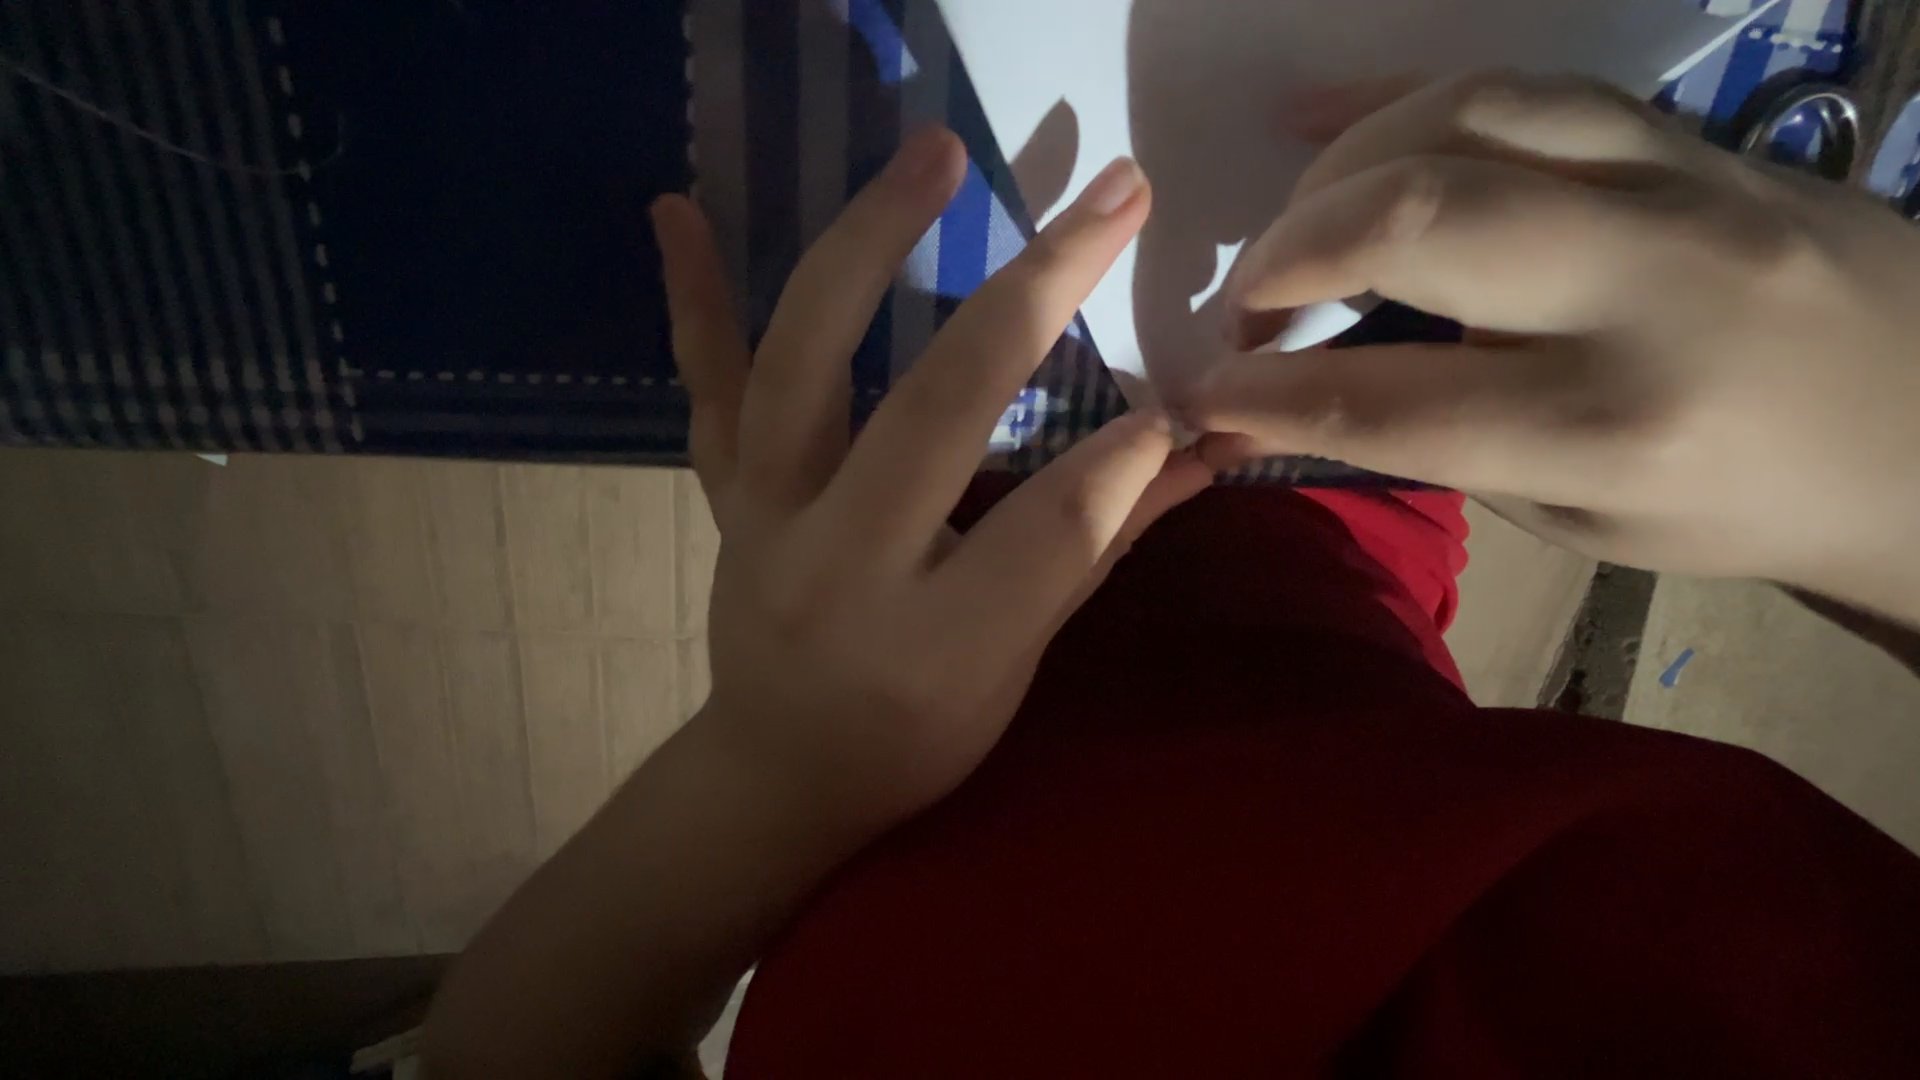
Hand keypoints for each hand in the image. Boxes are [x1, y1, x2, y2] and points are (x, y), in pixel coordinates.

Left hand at [655, 129, 1210, 833]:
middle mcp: (838, 574)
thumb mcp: (1013, 674)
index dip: (1130, 453)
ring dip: (870, 245)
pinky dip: (692, 300)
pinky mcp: (725, 501)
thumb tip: (1194, 452)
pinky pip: (705, 392)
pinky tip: (677, 210)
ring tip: (936, 155)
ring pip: (804, 366)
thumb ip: (1094, 553)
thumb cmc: (911, 741)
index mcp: (935, 649)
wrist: (777, 771)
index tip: (1180, 397)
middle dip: (1038, 295)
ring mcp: (764, 525)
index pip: (1055, 525)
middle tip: (1112, 199)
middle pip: (938, 413)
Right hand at [1181, 72, 1919, 623]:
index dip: (1257, 398)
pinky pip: (1515, 82)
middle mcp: (1647, 285)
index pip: (1378, 401)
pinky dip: (1391, 99)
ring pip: (1457, 118)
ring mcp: (1678, 182)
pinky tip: (1321, 128)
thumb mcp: (1557, 513)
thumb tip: (1271, 412)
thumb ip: (1413, 446)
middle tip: (1245, 311)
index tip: (1194, 400)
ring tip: (1296, 236)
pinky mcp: (1685, 130)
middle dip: (1283, 258)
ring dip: (1332, 174)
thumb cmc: (1724, 501)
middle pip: (1413, 220)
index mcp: (1607, 425)